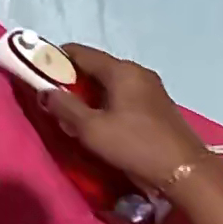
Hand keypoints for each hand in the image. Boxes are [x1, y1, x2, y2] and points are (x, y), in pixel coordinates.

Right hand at [43, 45, 207, 190]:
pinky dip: (106, 103)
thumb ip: (65, 107)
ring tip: (74, 115)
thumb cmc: (134, 145)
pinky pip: (124, 95)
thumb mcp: (91, 129)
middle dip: (72, 80)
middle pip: (96, 67)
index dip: (56, 58)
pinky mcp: (156, 106)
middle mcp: (137, 72)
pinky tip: (100, 123)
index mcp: (121, 70)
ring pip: (110, 83)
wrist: (183, 170)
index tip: (38, 71)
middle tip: (54, 100)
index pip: (81, 52)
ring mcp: (150, 88)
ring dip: (90, 94)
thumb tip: (45, 91)